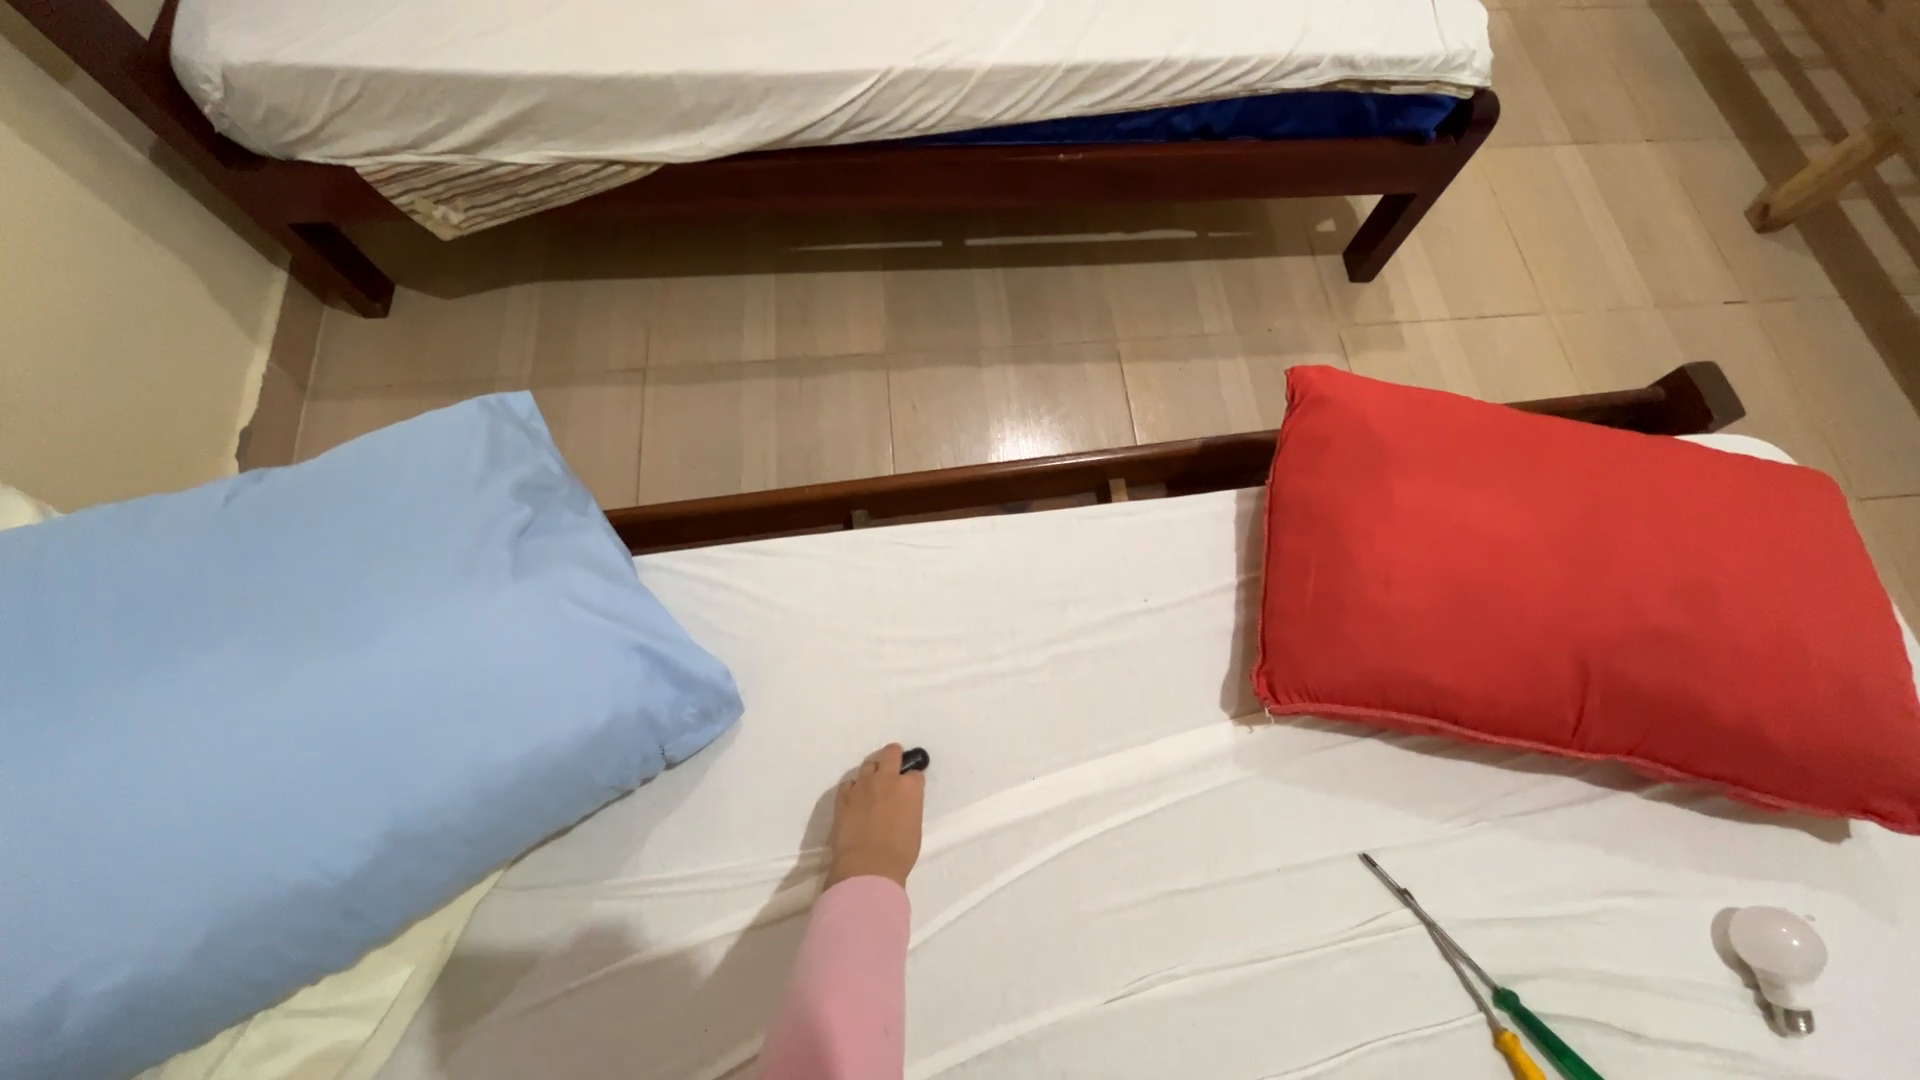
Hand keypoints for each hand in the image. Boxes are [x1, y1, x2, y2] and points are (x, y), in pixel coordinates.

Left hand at [825, 744, 925, 889]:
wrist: (867, 866)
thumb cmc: (900, 853)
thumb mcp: (914, 827)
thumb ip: (909, 808)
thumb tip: (902, 807)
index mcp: (909, 788)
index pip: (915, 773)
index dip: (913, 779)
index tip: (911, 786)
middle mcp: (886, 779)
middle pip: (891, 754)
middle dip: (894, 754)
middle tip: (894, 758)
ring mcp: (862, 785)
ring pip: (868, 766)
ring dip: (873, 771)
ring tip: (872, 782)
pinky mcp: (843, 796)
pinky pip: (849, 783)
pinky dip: (854, 788)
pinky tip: (855, 798)